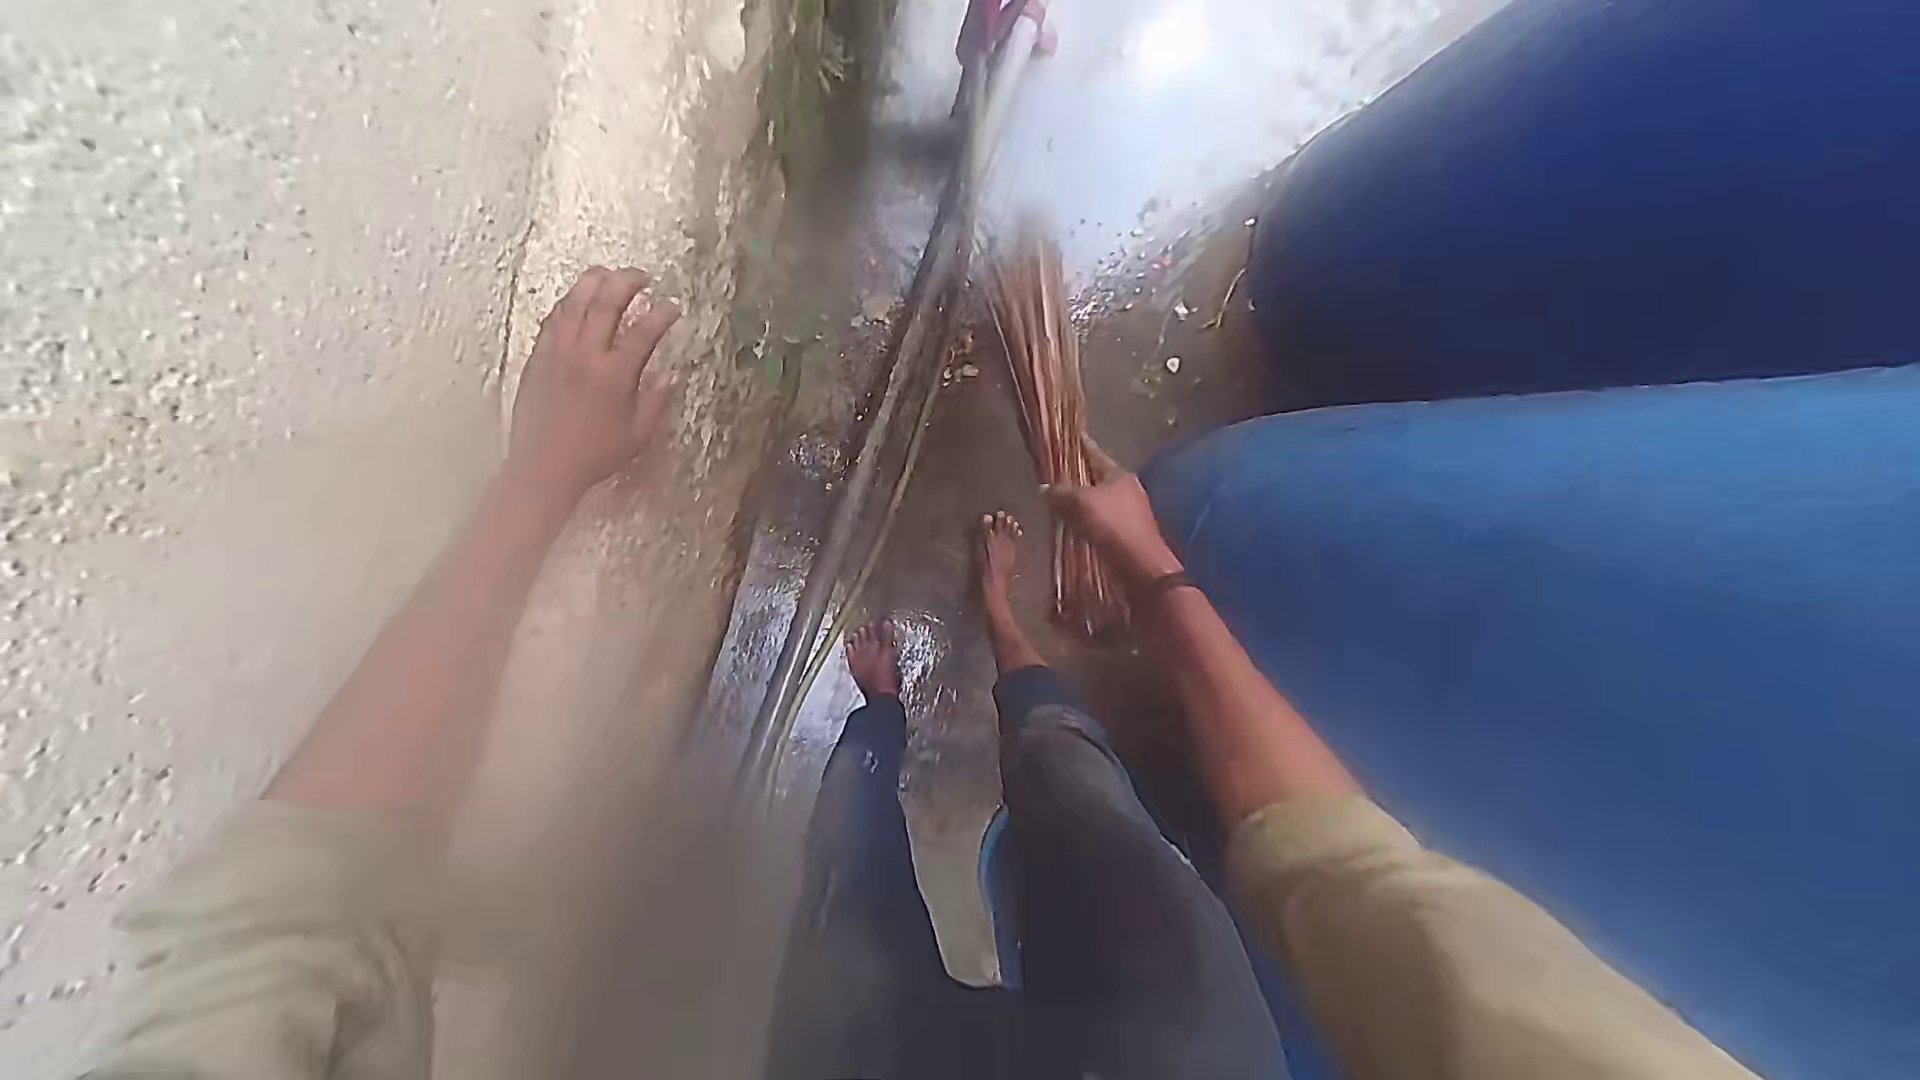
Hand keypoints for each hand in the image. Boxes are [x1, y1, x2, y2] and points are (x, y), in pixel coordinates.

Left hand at [507, 267, 678, 498]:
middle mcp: (585, 356)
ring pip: (574, 303)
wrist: (547, 464)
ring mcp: (558, 353)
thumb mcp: (640, 432)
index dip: (662, 314)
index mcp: (615, 375)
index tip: (673, 306)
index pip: (643, 332)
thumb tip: (669, 375)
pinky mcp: (538, 357)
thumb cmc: (598, 453)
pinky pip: (553, 319)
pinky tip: (576, 299)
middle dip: (626, 283)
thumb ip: (656, 400)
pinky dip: (568, 303)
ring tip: (607, 274)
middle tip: (641, 276)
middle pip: (605, 304)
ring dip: (592, 283)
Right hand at [1043, 435, 1183, 584]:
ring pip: (1097, 500)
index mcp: (1119, 475)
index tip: (1065, 440)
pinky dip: (1085, 519)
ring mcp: (1128, 511)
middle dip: (1075, 477)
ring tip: (1058, 502)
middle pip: (1095, 477)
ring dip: (1079, 501)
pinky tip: (1072, 525)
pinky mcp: (1125, 533)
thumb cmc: (1113, 526)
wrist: (1141, 565)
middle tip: (1054, 475)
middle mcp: (1126, 489)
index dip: (1079, 446)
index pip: (1095, 454)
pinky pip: (1099, 519)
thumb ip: (1061, 492)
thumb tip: (1044, 488)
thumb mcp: (1081, 503)